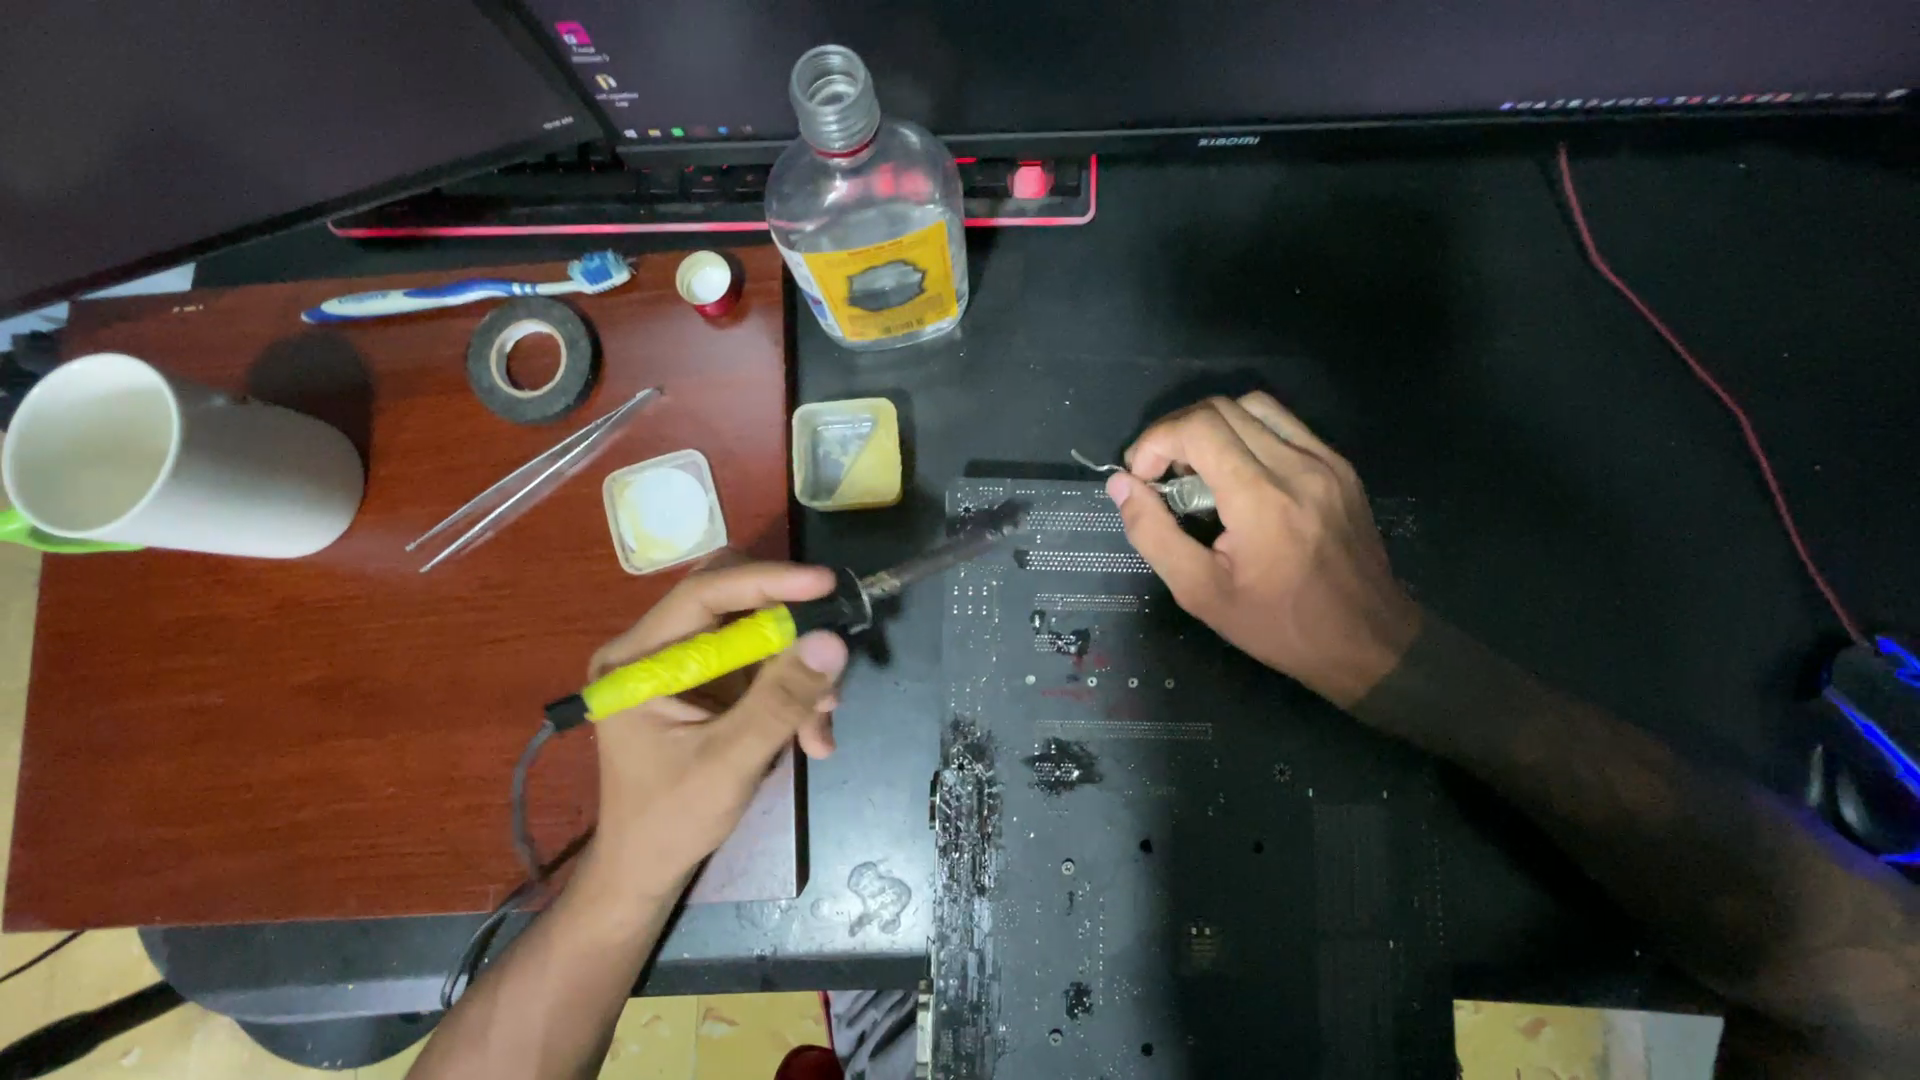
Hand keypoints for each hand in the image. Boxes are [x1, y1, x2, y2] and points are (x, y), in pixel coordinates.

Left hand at [582, 561, 847, 892]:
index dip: (767, 582)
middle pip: (735, 600)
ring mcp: (691, 666)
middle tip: (830, 650)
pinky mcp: (717, 685)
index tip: (825, 583)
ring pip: (762, 634)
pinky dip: (797, 695)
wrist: (648, 868)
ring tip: (822, 724)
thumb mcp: (728, 763)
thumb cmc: (670, 821)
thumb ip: (780, 701)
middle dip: (790, 627)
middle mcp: (661, 649)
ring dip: (801, 671)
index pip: (704, 593)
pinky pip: (770, 666)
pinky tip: (813, 738)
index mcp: (639, 659)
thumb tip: (833, 640)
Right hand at [1110, 392, 1420, 707]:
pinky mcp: (1340, 466)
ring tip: (1198, 470)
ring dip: (1212, 426)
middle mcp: (1297, 466)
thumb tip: (1121, 486)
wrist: (1368, 640)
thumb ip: (1153, 534)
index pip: (1198, 427)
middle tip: (1162, 475)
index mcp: (1261, 499)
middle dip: (1176, 432)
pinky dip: (1247, 434)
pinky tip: (1238, 474)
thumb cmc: (1278, 625)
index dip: (1156, 441)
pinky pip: (1285, 425)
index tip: (1142, 478)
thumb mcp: (1200, 592)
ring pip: (1254, 406)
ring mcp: (1325, 461)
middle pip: (1221, 408)